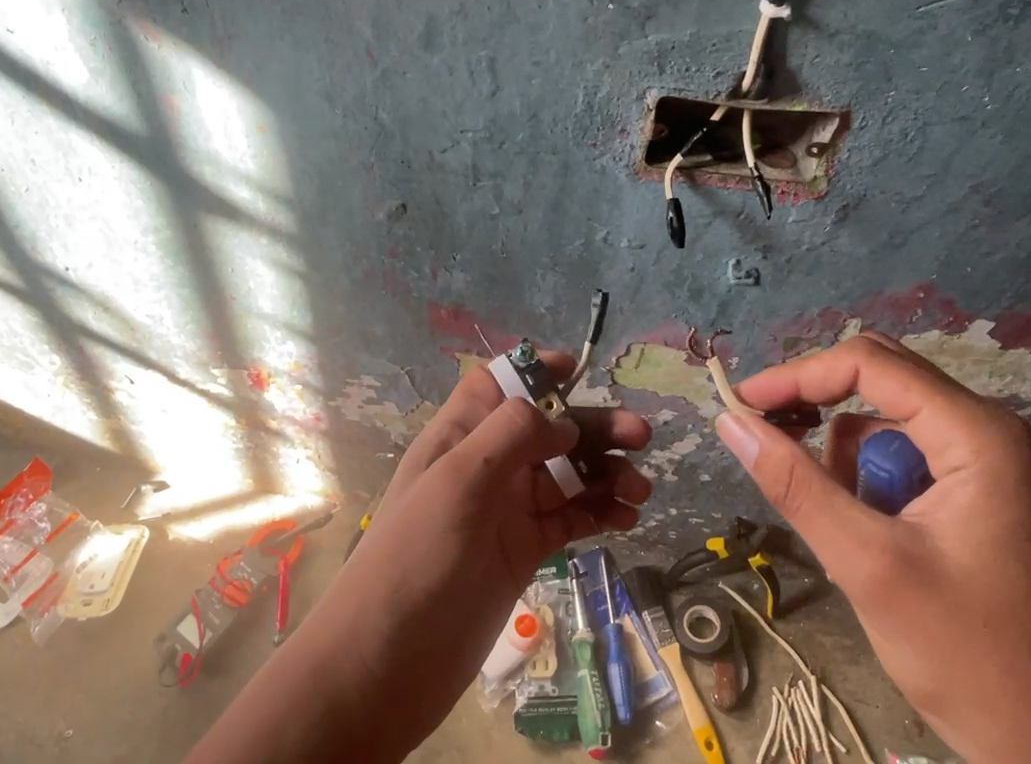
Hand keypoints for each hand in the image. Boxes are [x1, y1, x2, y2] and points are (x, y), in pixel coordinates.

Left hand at [190, 348, 651, 763]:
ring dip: (605, 474)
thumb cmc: (417, 557)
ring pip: (566, 476)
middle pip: (546, 430)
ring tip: (641, 489)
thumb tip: (563, 420)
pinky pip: (569, 519)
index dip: (536, 372)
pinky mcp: (523, 552)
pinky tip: (629, 517)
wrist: (388, 662)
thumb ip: (511, 435)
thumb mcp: (458, 480)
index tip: (582, 370)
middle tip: (642, 436)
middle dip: (591, 427)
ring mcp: (505, 512)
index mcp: (458, 438)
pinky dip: (600, 512)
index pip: (498, 386)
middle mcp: (485, 468)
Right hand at [715, 332, 1030, 763]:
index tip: (738, 406)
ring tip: (826, 509)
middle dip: (814, 401)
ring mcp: (987, 461)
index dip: (796, 375)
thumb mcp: (867, 565)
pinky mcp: (977, 492)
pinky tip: (860, 526)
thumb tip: (729, 422)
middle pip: (880, 378)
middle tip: (761, 434)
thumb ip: (796, 485)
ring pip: (886, 417)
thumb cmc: (967, 654)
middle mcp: (987, 430)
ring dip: (841, 447)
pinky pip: (904, 453)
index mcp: (976, 434)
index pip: (869, 364)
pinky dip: (866, 475)